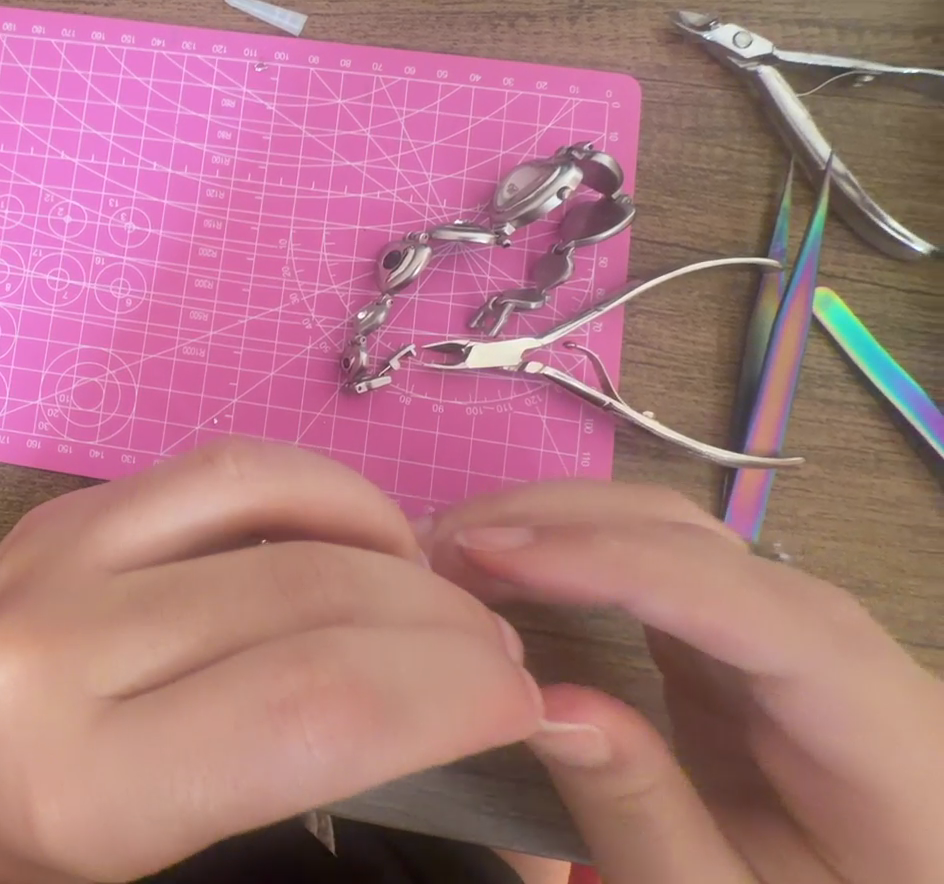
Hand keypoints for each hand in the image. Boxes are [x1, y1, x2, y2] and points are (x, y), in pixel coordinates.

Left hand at [0, 440, 540, 882]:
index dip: (447, 692)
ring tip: (423, 578)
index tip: (520, 698)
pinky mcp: (56, 507)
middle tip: (492, 646)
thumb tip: (468, 711)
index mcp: (86, 778)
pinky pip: (204, 469)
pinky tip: (338, 531)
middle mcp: (58, 643)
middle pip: (296, 595)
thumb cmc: (49, 842)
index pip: (311, 707)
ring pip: (252, 490)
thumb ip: (310, 767)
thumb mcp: (175, 842)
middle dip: (433, 617)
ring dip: (373, 526)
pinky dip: (301, 485)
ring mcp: (50, 552)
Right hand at [421, 482, 943, 882]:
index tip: (487, 555)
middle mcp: (847, 662)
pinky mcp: (731, 635)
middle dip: (561, 524)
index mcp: (892, 748)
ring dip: (550, 521)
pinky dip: (560, 543)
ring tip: (452, 544)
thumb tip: (543, 704)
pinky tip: (498, 559)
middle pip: (706, 545)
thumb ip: (641, 813)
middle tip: (442, 547)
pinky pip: (645, 559)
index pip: (760, 613)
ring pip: (670, 531)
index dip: (618, 565)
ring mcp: (785, 636)